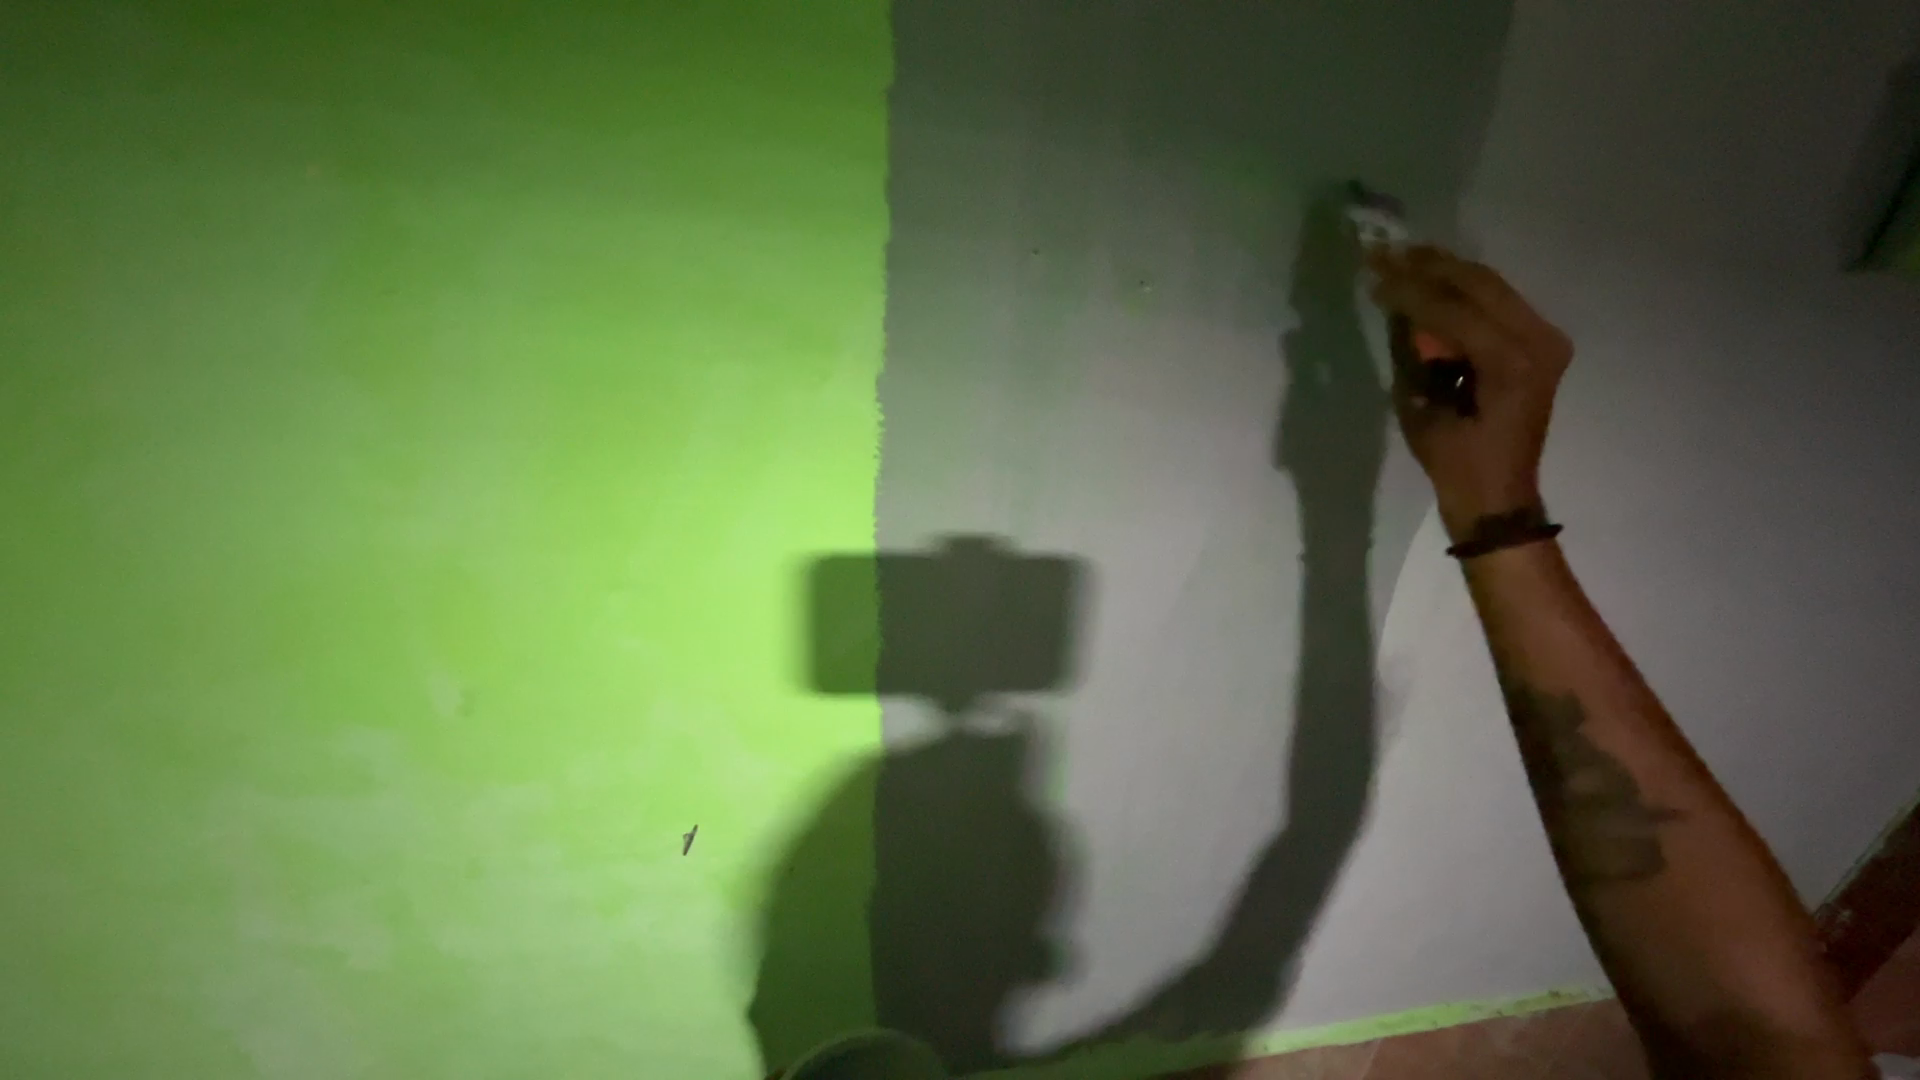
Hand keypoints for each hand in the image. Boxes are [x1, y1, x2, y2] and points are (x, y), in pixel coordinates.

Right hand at [1367, 246, 1572, 539]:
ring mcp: (1545, 340)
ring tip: (1402, 258)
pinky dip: (1461, 291)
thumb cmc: (1457, 465)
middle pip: (1480, 284)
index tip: (1373, 273)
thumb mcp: (1422, 411)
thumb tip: (1396, 311)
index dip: (1410, 291)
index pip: (1454, 310)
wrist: (1499, 496)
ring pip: (1490, 287)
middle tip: (1386, 250)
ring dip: (1444, 272)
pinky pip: (1496, 303)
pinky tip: (1430, 282)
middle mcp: (1539, 340)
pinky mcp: (1539, 345)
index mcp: (1512, 363)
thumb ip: (1414, 356)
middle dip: (1429, 266)